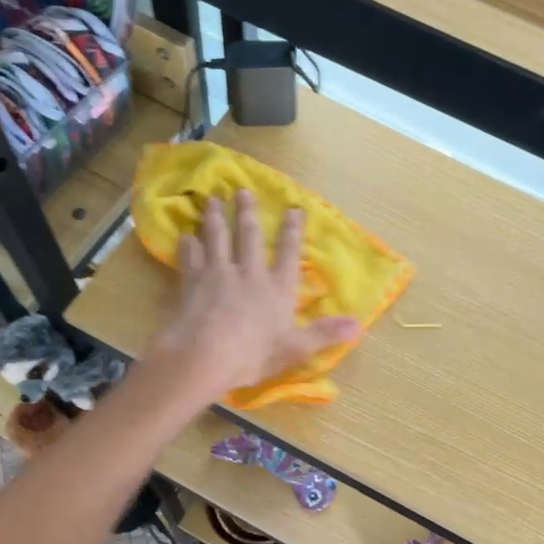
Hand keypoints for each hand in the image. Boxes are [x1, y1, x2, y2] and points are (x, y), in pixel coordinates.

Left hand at [149, 188, 358, 399]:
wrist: (206, 354)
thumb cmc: (254, 354)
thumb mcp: (296, 348)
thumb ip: (325, 333)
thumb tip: (358, 324)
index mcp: (277, 288)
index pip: (288, 253)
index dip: (292, 231)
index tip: (293, 209)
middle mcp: (249, 273)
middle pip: (248, 236)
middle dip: (247, 211)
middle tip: (242, 189)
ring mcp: (218, 273)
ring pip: (217, 237)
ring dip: (216, 217)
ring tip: (213, 199)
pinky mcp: (192, 281)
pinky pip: (191, 256)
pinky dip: (188, 244)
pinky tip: (186, 235)